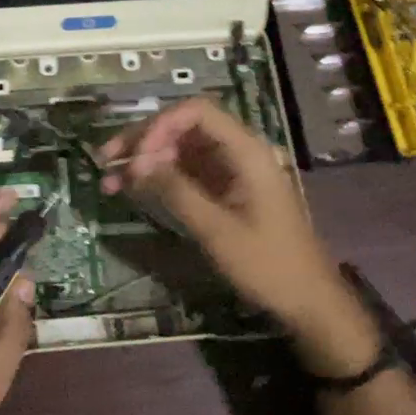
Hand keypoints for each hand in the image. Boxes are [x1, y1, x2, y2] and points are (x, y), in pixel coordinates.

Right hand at [98, 98, 378, 372]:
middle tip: (107, 159)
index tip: (137, 154)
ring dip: (146, 160)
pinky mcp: (224, 190)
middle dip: (144, 140)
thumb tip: (137, 162)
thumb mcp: (218, 230)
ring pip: (180, 149)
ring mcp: (230, 170)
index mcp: (246, 151)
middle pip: (184, 127)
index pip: (197, 112)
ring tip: (109, 178)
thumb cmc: (269, 264)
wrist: (308, 302)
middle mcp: (237, 151)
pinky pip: (186, 172)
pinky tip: (131, 189)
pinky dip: (159, 178)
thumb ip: (177, 191)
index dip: (162, 124)